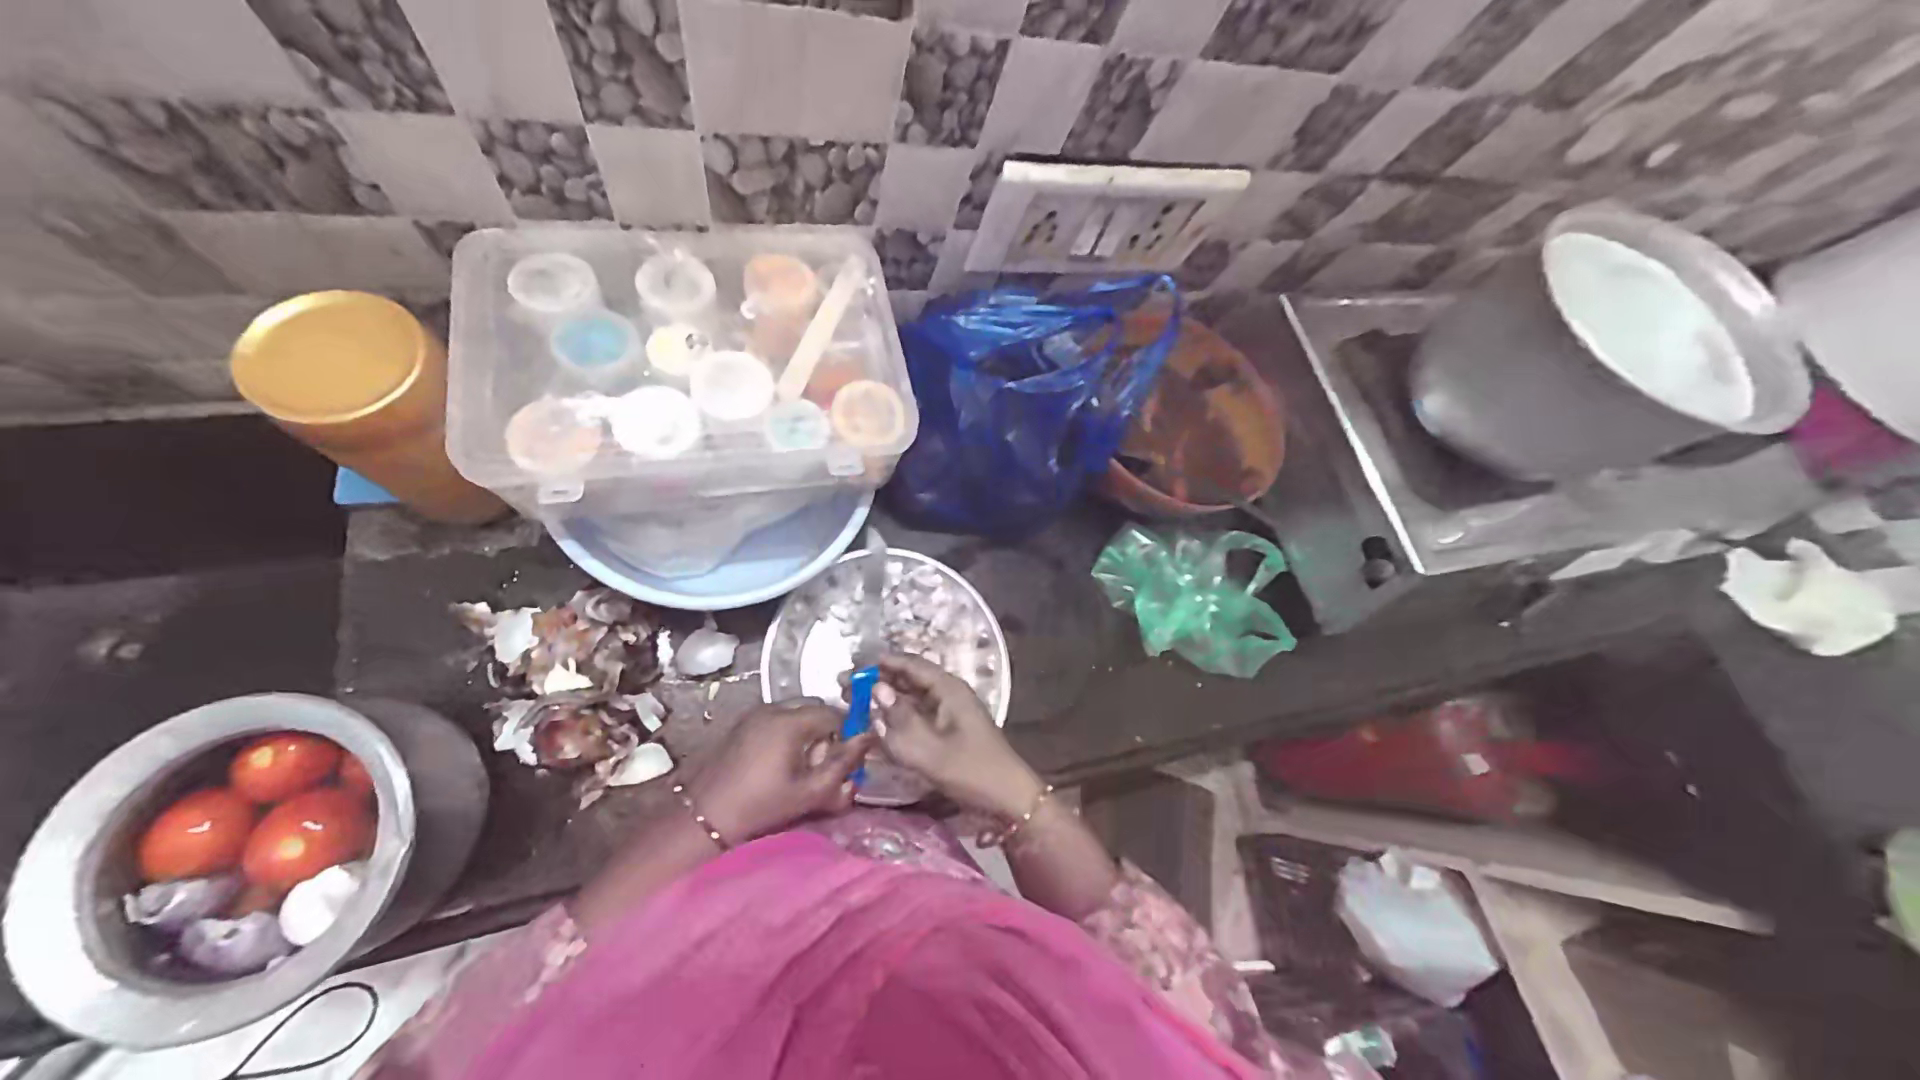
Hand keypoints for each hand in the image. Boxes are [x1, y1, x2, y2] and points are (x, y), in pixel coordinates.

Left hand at [687, 701, 876, 842]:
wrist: (703, 815)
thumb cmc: (761, 805)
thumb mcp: (809, 792)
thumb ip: (843, 765)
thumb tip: (868, 739)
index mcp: (791, 721)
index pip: (834, 714)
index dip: (844, 734)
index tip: (841, 760)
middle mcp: (773, 708)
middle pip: (814, 708)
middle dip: (825, 730)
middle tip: (820, 763)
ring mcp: (753, 714)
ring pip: (794, 712)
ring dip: (805, 730)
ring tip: (799, 764)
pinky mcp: (741, 724)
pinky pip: (775, 718)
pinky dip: (786, 732)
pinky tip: (778, 762)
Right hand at [866, 654, 1043, 817]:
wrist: (1008, 801)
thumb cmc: (972, 771)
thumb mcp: (930, 748)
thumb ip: (899, 719)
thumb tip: (877, 689)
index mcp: (948, 689)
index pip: (910, 664)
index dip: (880, 664)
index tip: (851, 667)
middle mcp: (947, 696)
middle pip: (907, 680)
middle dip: (876, 682)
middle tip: (844, 687)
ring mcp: (948, 715)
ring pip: (909, 700)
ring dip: (883, 701)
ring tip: (853, 704)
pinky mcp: (947, 734)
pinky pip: (916, 719)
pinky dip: (895, 720)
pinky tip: (875, 727)